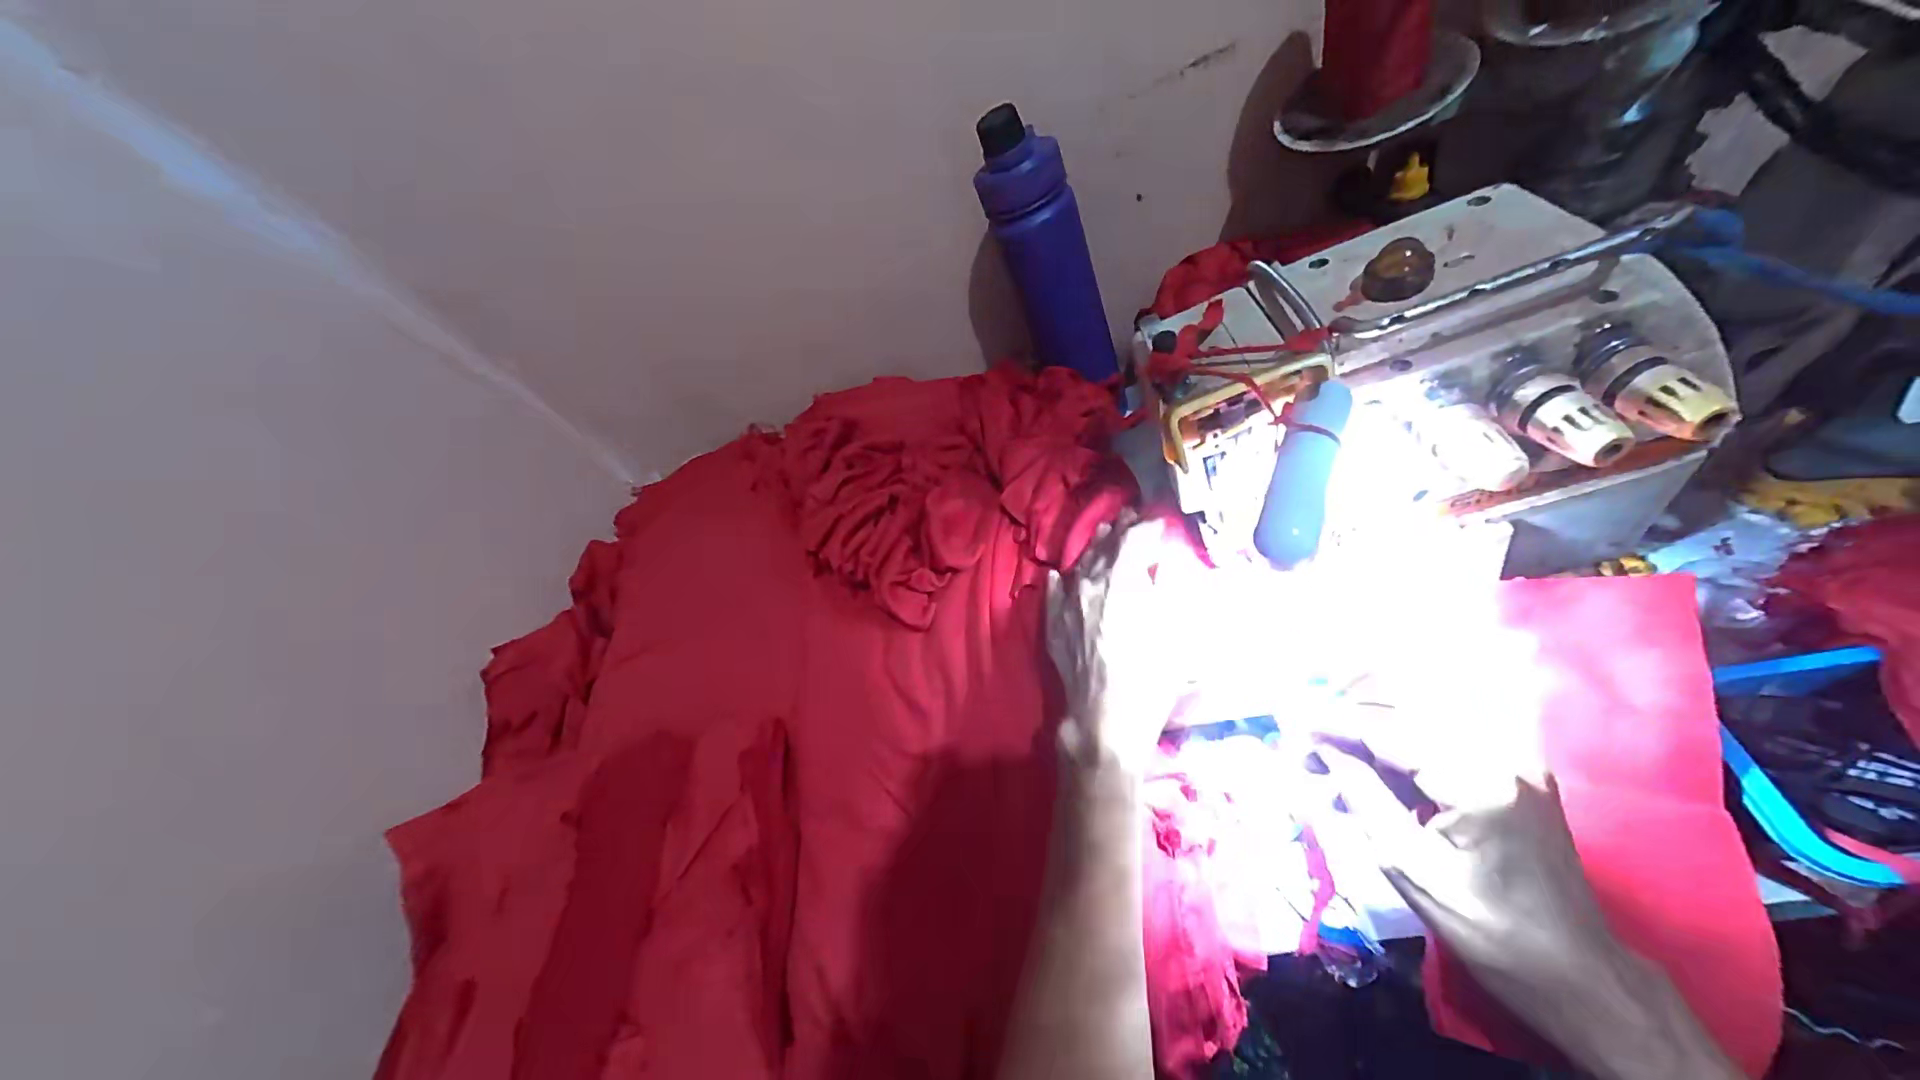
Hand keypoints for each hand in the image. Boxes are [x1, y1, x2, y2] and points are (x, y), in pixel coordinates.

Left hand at [1044, 517, 1187, 775]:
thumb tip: (1163, 562)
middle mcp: (1088, 584)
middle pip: (1105, 547)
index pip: (1134, 539)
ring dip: (1094, 548)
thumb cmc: (1150, 678)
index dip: (1149, 528)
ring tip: (1104, 535)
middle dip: (1121, 530)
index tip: (1160, 523)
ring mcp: (1065, 603)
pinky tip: (1060, 574)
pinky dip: (1062, 579)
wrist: (1105, 718)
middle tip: (1132, 518)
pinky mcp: (1053, 624)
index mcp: (1120, 580)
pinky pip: (1054, 592)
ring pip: (1079, 564)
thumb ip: (1169, 589)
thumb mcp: (1176, 630)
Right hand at [1316, 717, 1742, 1079]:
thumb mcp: (1407, 865)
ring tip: (1333, 754)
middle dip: (1352, 720)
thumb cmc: (1487, 929)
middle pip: (1408, 712)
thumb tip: (1323, 749)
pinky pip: (1447, 738)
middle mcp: (1504, 755)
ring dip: (1375, 729)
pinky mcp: (1518, 770)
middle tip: (1309, 740)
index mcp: (1480, 782)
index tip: (1295, 726)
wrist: (1576, 972)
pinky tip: (1374, 765)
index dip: (1337, 725)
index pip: (1390, 732)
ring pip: (1426, 719)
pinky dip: (1404, 745)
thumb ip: (1362, 794)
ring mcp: (1517, 760)